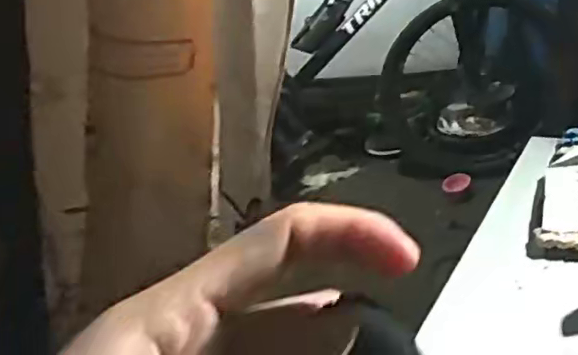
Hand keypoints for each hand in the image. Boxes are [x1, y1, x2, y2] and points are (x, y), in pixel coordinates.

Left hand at [63, 203, 419, 354]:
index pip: (290, 233)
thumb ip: (272, 346)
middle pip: (292, 302)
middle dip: (349, 323)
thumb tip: (352, 329)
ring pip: (278, 346)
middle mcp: (175, 335)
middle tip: (389, 344)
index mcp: (168, 312)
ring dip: (329, 353)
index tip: (409, 264)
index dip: (360, 233)